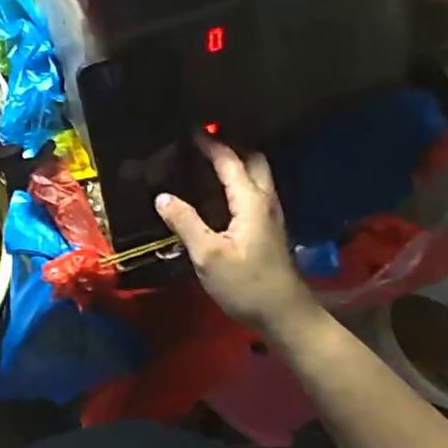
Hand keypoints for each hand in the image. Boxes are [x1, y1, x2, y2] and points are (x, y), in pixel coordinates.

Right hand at [155, 137, 316, 331]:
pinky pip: (253, 194)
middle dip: (231, 148)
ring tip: (208, 164)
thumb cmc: (246, 285)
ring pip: (257, 178)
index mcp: (251, 203)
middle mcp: (265, 202)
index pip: (230, 163)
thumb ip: (185, 222)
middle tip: (204, 144)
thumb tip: (162, 196)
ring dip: (237, 165)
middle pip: (253, 162)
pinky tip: (219, 196)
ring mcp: (271, 217)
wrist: (285, 316)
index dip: (211, 145)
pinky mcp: (268, 231)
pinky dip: (237, 183)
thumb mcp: (208, 255)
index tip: (192, 131)